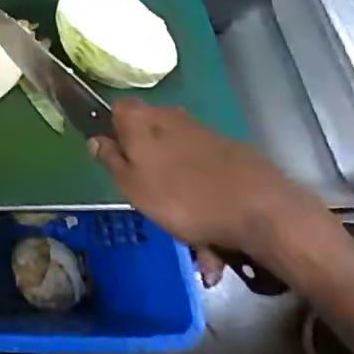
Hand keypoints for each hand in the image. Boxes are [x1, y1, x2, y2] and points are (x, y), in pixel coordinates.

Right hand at [91, 99, 338, 260]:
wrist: (256, 207)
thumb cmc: (181, 197)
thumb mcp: (133, 186)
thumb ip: (112, 160)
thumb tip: (96, 139)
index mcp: (142, 120)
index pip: (118, 109)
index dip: (114, 132)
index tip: (116, 160)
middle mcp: (171, 118)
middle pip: (150, 139)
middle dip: (150, 172)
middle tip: (152, 207)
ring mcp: (202, 134)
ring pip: (179, 166)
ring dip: (181, 200)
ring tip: (193, 243)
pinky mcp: (228, 153)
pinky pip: (205, 178)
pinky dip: (205, 204)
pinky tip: (215, 242)